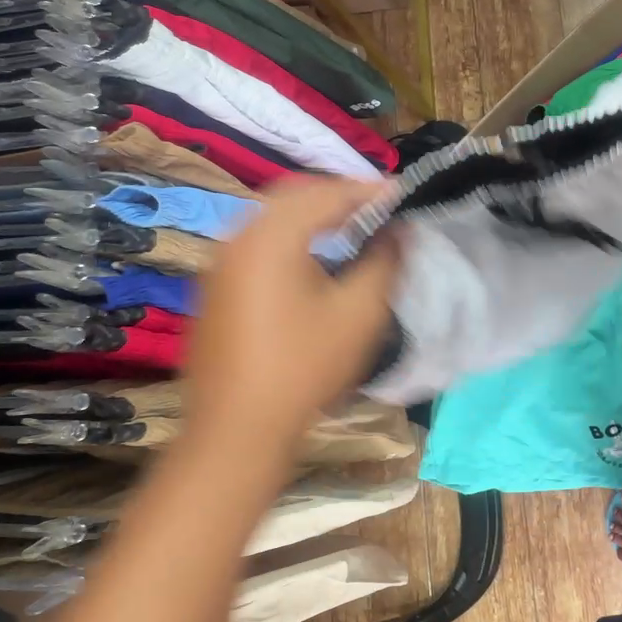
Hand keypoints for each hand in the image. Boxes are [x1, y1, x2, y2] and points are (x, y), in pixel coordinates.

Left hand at [184, 177, 402, 447]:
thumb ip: (384, 260)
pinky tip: (316, 259)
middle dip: (339, 195)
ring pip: (271, 217)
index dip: (370, 191)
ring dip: (314, 215)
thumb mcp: (359, 313)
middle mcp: (236, 238)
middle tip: (380, 208)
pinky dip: (291, 236)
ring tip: (354, 228)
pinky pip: (258, 242)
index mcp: (270, 236)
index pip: (327, 193)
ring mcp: (219, 263)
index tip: (406, 198)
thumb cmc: (304, 367)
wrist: (238, 429)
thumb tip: (397, 230)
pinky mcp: (215, 288)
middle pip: (293, 195)